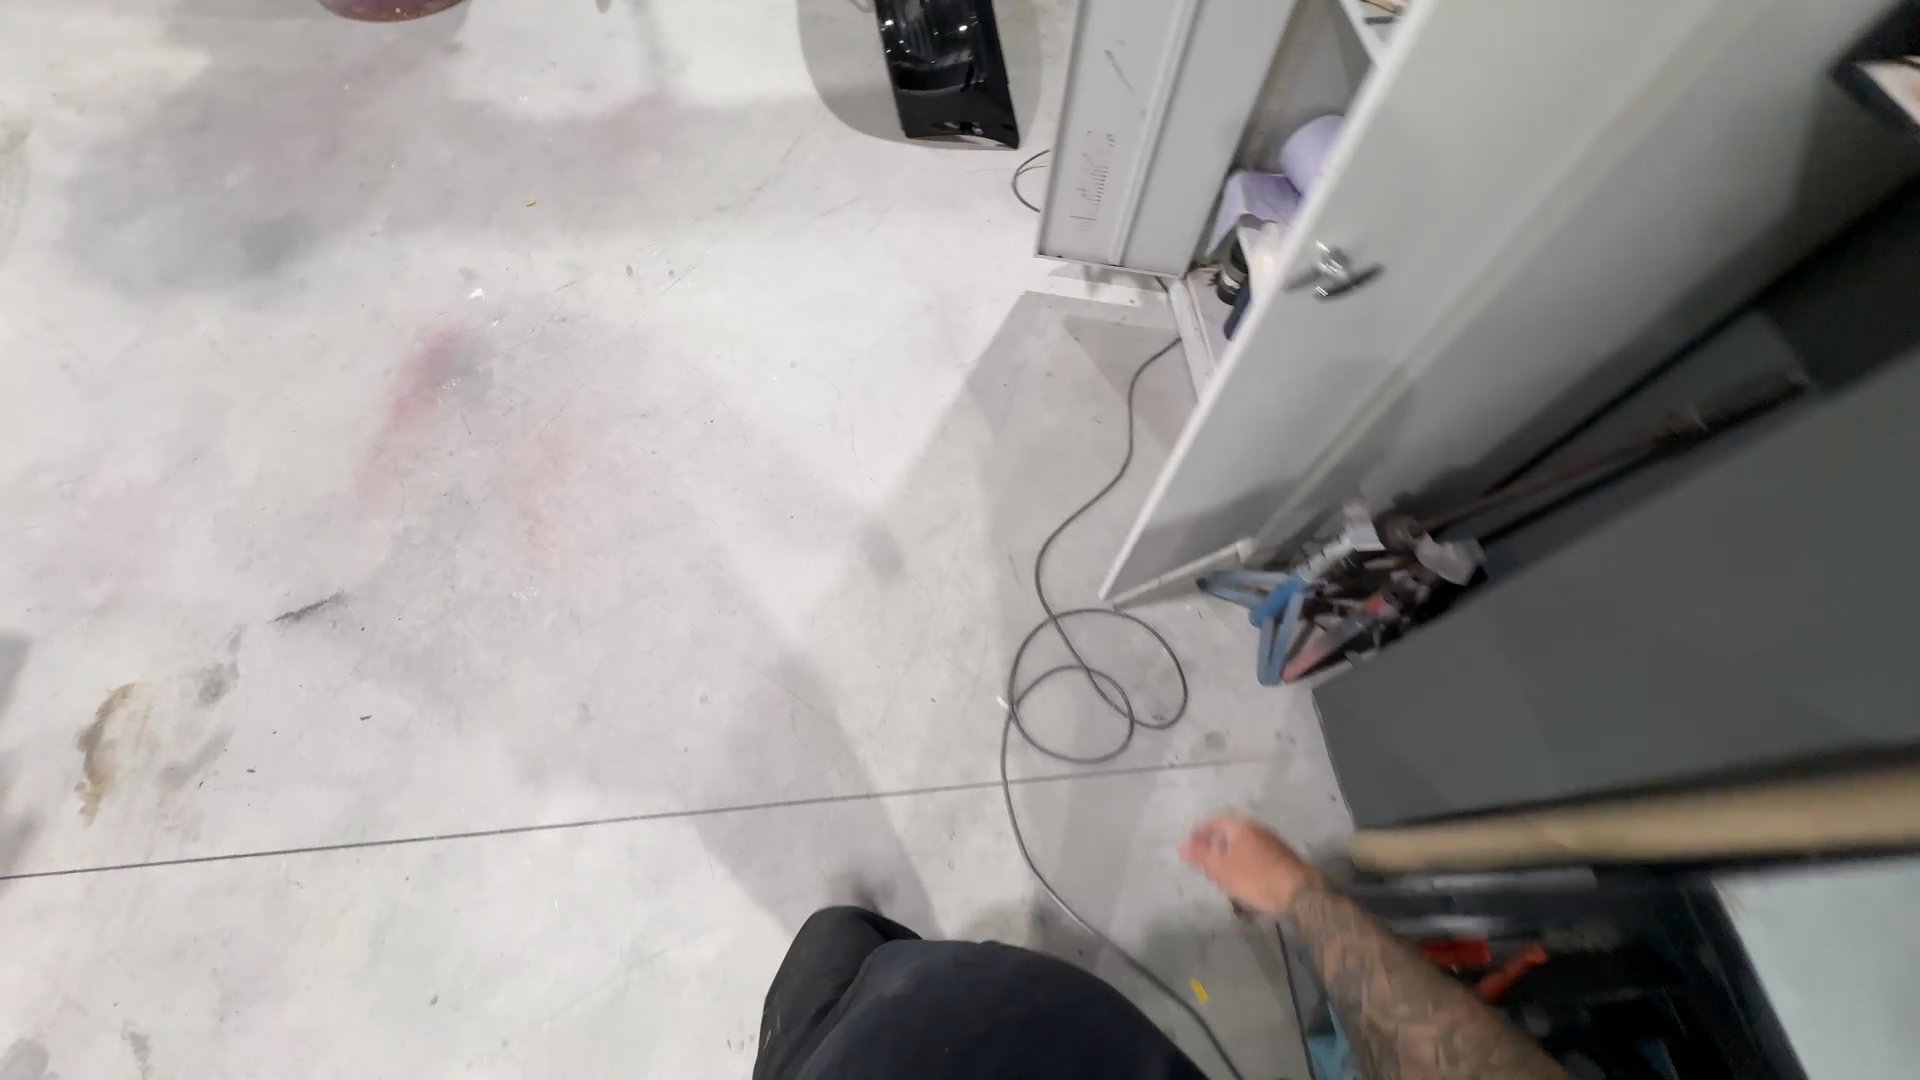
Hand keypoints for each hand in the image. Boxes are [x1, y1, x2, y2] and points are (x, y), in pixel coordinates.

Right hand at [1179, 813, 1321, 915]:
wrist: (1301, 894)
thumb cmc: (1255, 878)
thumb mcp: (1221, 869)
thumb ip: (1200, 855)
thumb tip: (1180, 844)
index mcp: (1240, 826)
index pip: (1213, 821)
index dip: (1199, 832)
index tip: (1190, 846)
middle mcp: (1256, 828)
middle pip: (1229, 831)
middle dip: (1215, 844)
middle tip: (1205, 860)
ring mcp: (1273, 842)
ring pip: (1244, 844)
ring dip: (1230, 854)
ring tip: (1223, 873)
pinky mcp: (1284, 857)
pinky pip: (1256, 854)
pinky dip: (1245, 862)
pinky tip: (1245, 879)